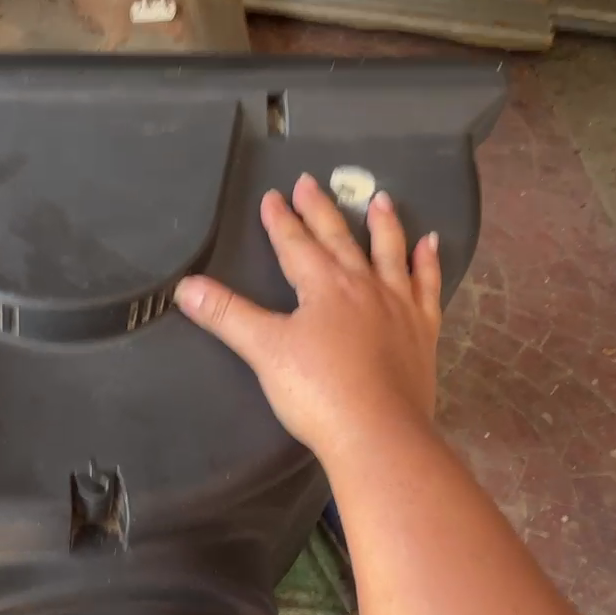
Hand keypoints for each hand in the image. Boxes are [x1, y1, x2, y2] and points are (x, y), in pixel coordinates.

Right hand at [176, 173, 442, 469]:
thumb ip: (227, 315)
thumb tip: (185, 287)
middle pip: (339, 240)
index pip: (296, 245)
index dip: (281, 221)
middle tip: (311, 182)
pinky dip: (428, 264)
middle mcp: (363, 286)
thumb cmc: (316, 391)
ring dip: (383, 225)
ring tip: (381, 200)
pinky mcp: (422, 332)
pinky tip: (431, 246)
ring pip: (390, 253)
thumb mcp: (264, 351)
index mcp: (323, 287)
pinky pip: (427, 287)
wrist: (376, 432)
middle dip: (322, 211)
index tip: (273, 196)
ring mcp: (398, 307)